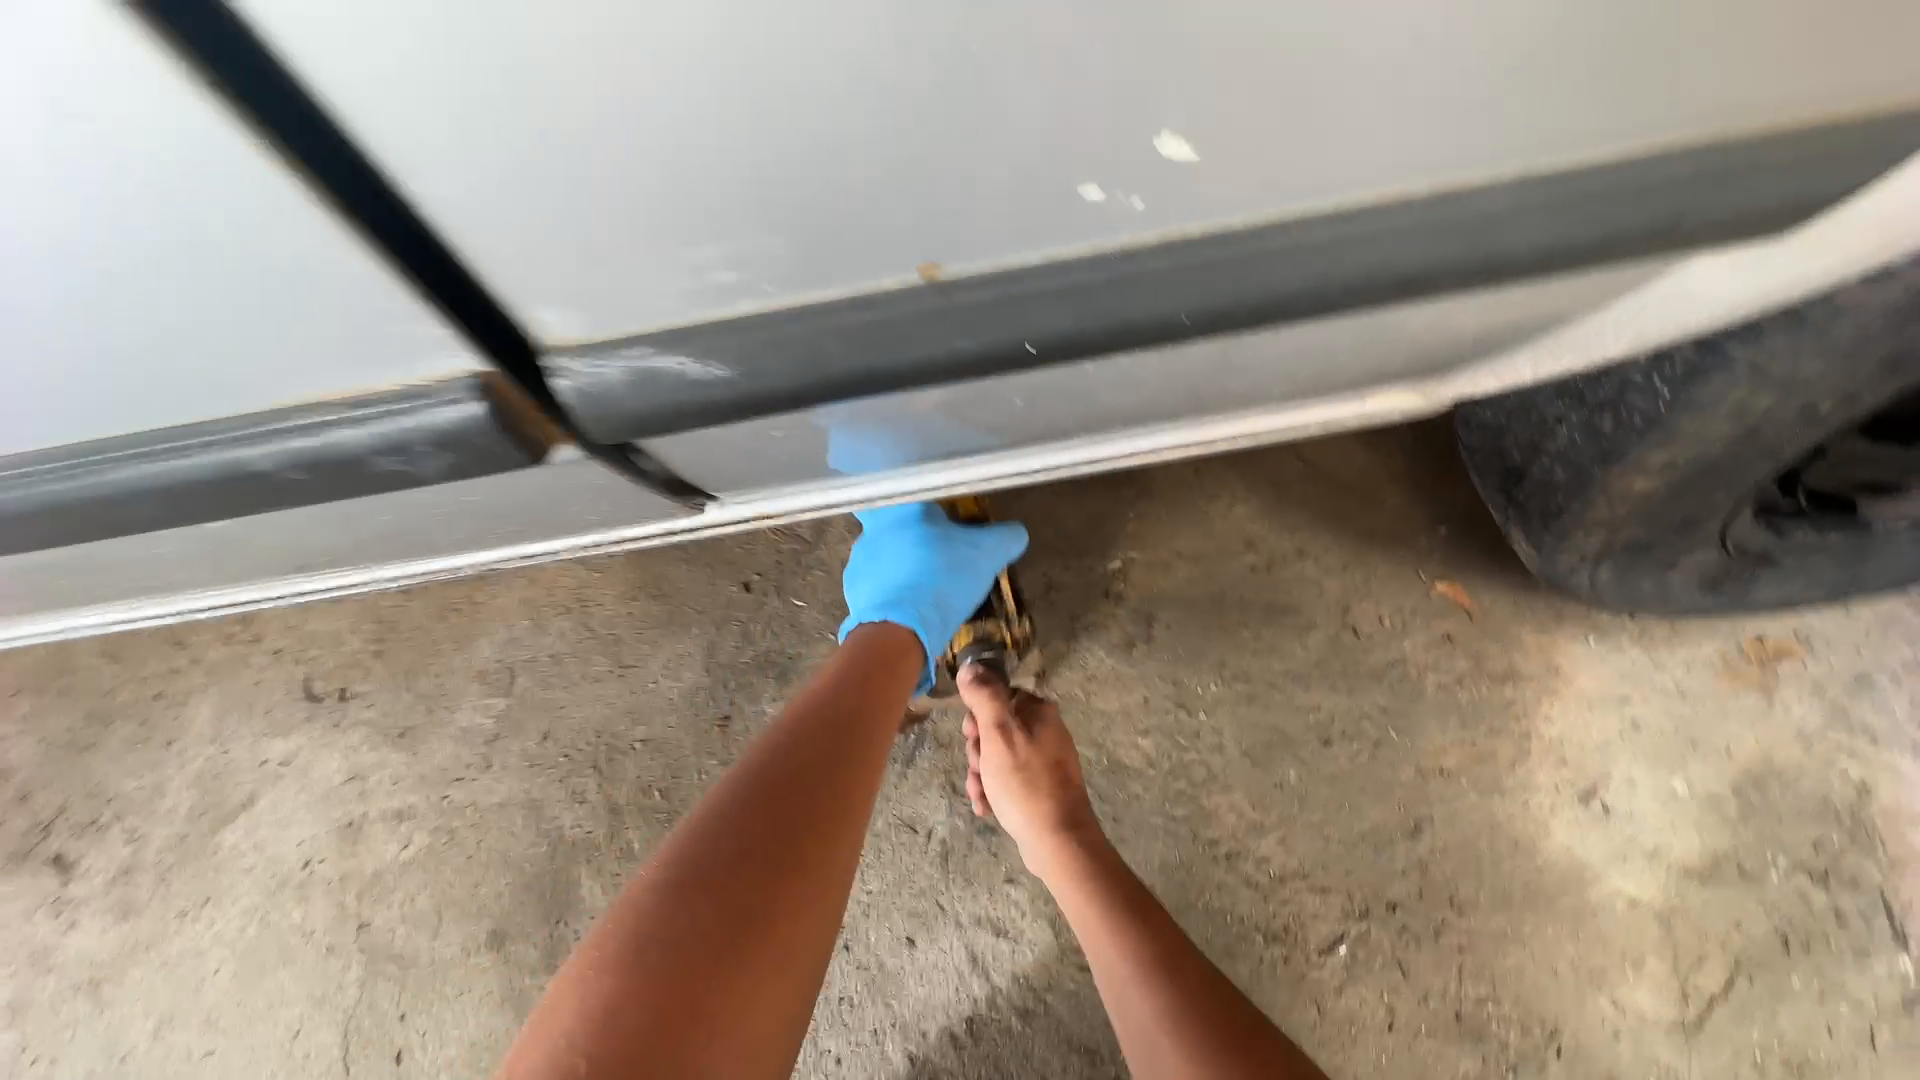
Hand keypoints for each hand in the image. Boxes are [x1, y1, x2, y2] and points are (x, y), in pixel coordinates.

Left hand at [839, 503, 1027, 693]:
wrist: (900, 631)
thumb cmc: (943, 578)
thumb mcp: (987, 554)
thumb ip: (1006, 537)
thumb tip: (1016, 532)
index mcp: (903, 506)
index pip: (907, 490)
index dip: (923, 503)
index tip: (938, 517)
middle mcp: (873, 527)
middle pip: (894, 523)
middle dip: (912, 536)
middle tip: (935, 554)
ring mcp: (858, 560)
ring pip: (882, 555)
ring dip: (900, 566)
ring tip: (924, 587)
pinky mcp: (853, 591)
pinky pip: (875, 585)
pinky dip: (890, 593)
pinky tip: (909, 606)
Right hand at [958, 665, 1105, 879]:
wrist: (1058, 840)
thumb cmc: (1025, 783)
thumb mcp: (998, 735)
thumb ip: (984, 697)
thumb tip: (970, 666)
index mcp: (1038, 711)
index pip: (997, 696)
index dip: (977, 718)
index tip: (973, 737)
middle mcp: (1044, 730)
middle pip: (994, 728)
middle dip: (978, 751)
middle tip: (981, 768)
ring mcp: (1044, 759)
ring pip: (996, 756)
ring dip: (982, 775)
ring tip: (983, 794)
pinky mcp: (1040, 785)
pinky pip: (1007, 779)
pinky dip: (994, 791)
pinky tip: (987, 808)